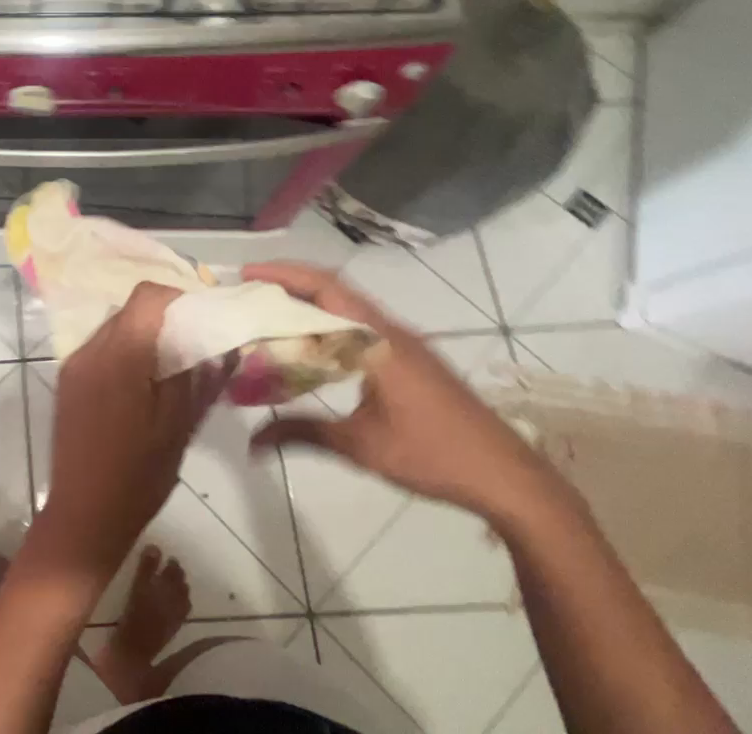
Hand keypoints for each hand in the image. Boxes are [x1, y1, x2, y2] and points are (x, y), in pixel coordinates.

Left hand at [41, 282, 226, 571]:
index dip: (180, 298)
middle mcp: (89, 350)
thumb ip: (199, 378)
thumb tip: (223, 343)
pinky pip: (100, 348)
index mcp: (119, 356)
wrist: (83, 515)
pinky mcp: (67, 381)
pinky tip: (146, 383)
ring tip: (174, 366)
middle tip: (197, 344)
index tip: (206, 320)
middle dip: (166, 318)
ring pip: (114, 327)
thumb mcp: (179, 428)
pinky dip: (125, 352)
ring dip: (145, 335)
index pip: (148, 296)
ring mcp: (73, 365)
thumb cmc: (137, 476)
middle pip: (130, 309)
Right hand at [244, 262, 573, 527]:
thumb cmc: (433, 456)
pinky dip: (329, 324)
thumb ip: (303, 435)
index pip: (327, 289)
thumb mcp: (361, 447)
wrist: (506, 476)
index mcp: (379, 342)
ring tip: (267, 315)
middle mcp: (391, 332)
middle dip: (289, 285)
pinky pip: (361, 326)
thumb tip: (252, 443)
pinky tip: (310, 348)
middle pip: (335, 290)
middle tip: (246, 294)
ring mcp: (405, 344)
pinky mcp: (411, 359)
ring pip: (349, 308)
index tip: (245, 274)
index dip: (285, 275)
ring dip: (309, 304)